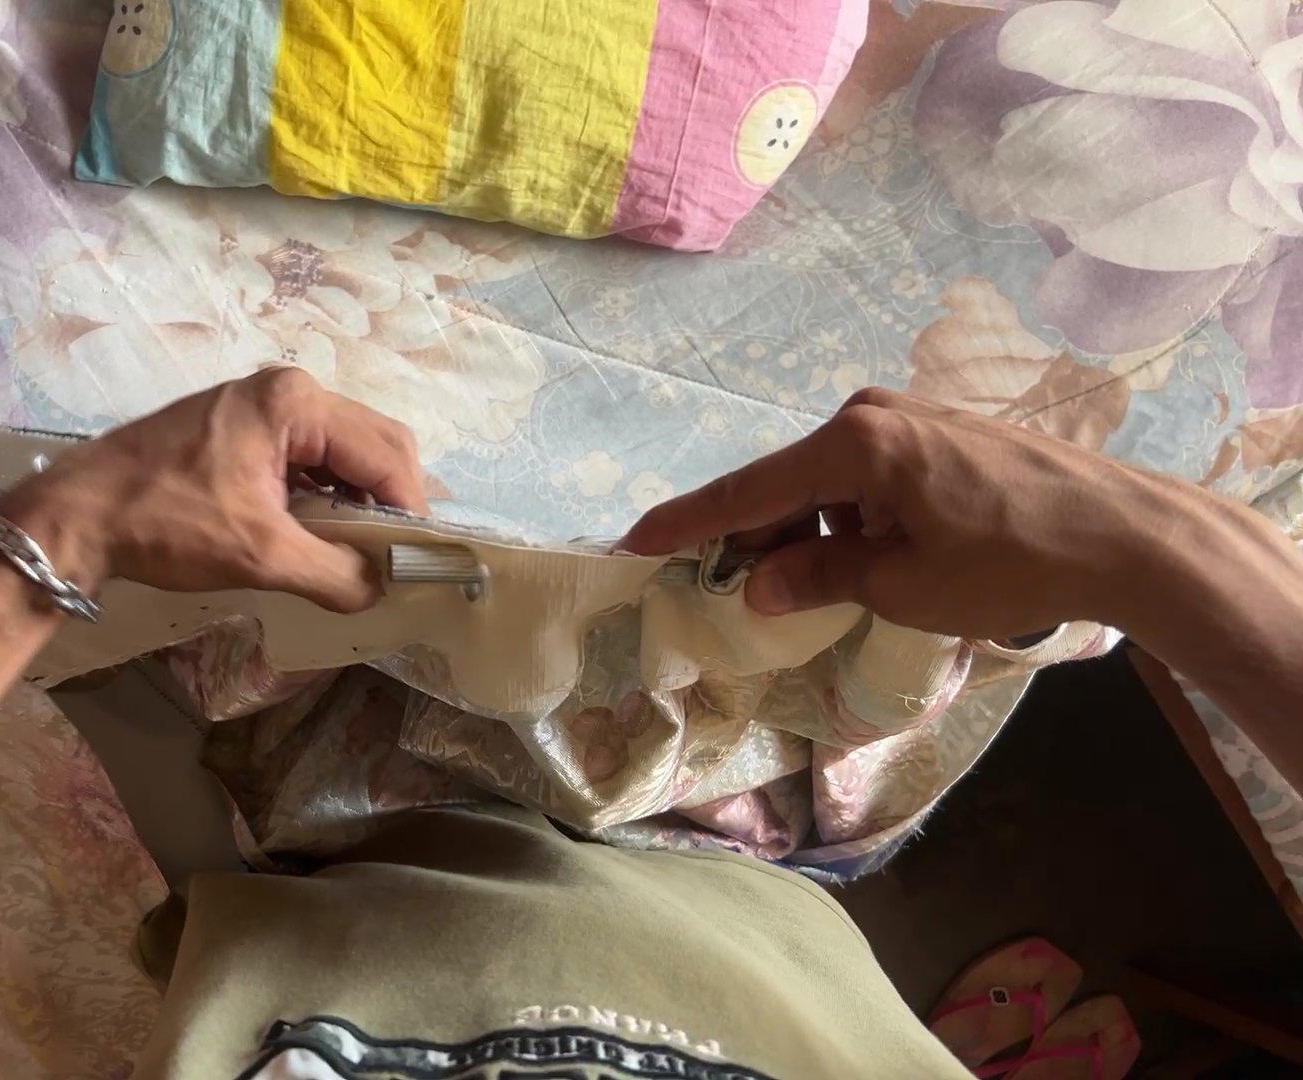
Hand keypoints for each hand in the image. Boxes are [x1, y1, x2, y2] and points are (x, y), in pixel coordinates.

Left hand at [12, 368, 428, 612]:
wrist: (77, 514)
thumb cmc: (165, 523)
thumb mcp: (259, 553)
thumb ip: (335, 573)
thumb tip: (383, 589)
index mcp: (295, 403)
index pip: (386, 452)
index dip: (412, 506)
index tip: (422, 556)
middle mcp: (287, 389)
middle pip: (372, 441)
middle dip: (392, 498)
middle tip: (399, 553)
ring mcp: (263, 404)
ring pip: (343, 450)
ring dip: (362, 496)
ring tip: (367, 546)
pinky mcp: (245, 426)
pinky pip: (310, 456)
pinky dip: (328, 492)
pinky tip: (325, 528)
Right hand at [616, 387, 1254, 639]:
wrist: (1146, 540)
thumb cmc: (1013, 562)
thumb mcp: (899, 584)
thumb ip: (815, 577)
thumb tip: (756, 587)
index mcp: (853, 445)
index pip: (745, 492)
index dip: (685, 522)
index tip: (634, 541)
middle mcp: (869, 418)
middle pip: (781, 485)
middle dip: (752, 537)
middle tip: (727, 584)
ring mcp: (906, 420)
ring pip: (820, 484)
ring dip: (803, 532)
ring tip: (807, 583)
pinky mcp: (935, 434)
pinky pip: (860, 479)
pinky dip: (842, 518)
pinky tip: (859, 556)